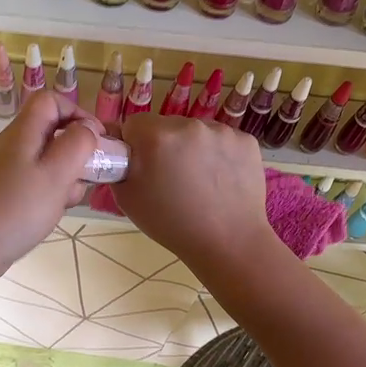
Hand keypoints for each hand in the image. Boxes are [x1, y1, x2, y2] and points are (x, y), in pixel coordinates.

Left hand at [0, 92, 98, 272]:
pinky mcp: (2, 194)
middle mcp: (11, 146)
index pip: (51, 101)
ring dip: (65, 176)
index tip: (97, 140)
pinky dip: (50, 193)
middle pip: (50, 132)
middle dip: (75, 151)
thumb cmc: (16, 210)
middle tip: (87, 176)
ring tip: (68, 201)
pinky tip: (51, 214)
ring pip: (45, 161)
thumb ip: (77, 145)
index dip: (77, 113)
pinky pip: (34, 183)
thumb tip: (88, 130)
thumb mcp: (56, 174)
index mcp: (22, 133)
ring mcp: (5, 171)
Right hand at [112, 113, 274, 270]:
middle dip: (166, 146)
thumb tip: (121, 150)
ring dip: (194, 149)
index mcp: (156, 136)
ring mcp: (222, 131)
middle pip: (168, 126)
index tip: (143, 167)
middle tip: (172, 179)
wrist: (228, 242)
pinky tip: (221, 181)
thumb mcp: (127, 199)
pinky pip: (224, 141)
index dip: (135, 145)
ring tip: (200, 182)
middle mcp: (189, 124)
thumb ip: (118, 166)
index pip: (134, 124)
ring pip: (197, 133)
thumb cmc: (171, 224)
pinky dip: (220, 156)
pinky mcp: (246, 141)